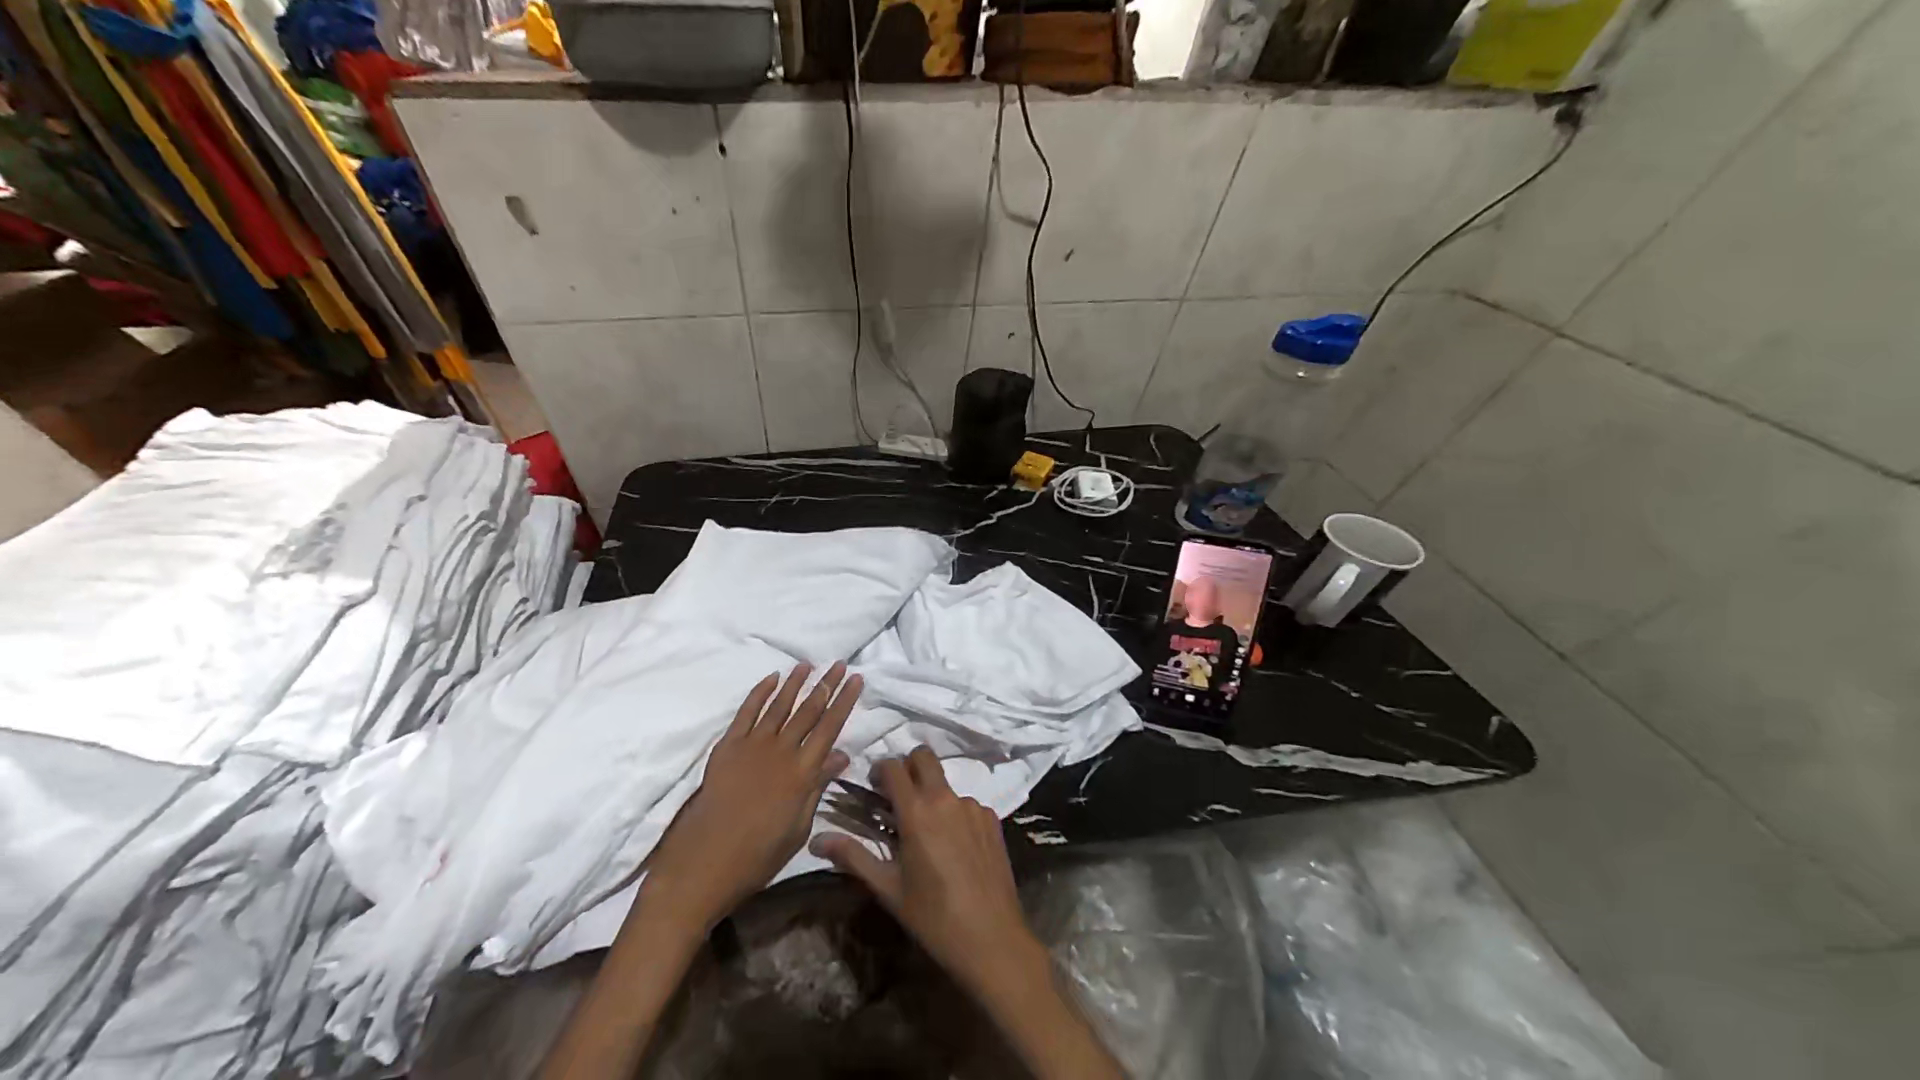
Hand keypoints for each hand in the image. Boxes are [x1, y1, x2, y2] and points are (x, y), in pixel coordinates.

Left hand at [643, 662, 859, 930]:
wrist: (704, 862)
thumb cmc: (758, 855)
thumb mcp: (799, 827)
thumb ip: (817, 787)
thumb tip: (841, 756)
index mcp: (803, 772)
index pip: (830, 727)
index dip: (844, 701)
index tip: (856, 680)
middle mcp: (781, 751)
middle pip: (808, 710)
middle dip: (826, 685)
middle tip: (838, 664)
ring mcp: (752, 746)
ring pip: (779, 705)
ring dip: (795, 683)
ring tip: (808, 664)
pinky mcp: (727, 747)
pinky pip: (746, 712)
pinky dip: (760, 693)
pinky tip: (771, 679)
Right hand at [811, 746, 1047, 999]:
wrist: (991, 938)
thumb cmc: (932, 916)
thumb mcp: (887, 888)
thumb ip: (853, 857)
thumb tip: (816, 840)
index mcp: (917, 811)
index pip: (893, 766)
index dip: (880, 771)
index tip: (874, 790)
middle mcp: (946, 798)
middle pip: (924, 757)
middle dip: (908, 767)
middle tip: (899, 798)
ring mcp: (973, 806)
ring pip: (946, 784)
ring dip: (932, 795)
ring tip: (928, 835)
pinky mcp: (992, 819)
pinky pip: (967, 804)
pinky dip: (955, 815)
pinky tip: (954, 848)